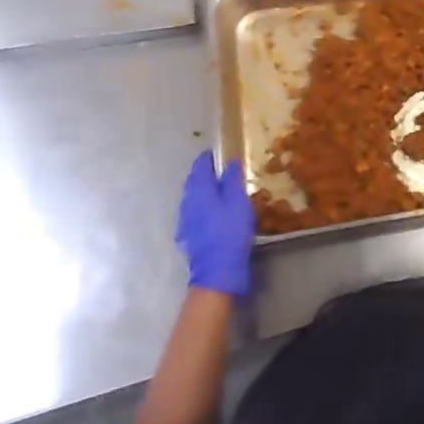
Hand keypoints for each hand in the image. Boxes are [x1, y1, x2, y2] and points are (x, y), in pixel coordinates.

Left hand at [176, 151, 255, 296]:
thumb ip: (232, 180)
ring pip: (195, 198)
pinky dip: (206, 208)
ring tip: (224, 192)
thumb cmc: (230, 231)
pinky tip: (218, 214)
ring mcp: (186, 219)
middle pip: (195, 181)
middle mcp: (187, 201)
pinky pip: (197, 213)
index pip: (200, 165)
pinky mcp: (189, 234)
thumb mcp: (238, 202)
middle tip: (225, 171)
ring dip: (207, 192)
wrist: (218, 271)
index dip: (210, 157)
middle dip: (207, 174)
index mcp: (198, 189)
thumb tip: (230, 162)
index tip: (221, 153)